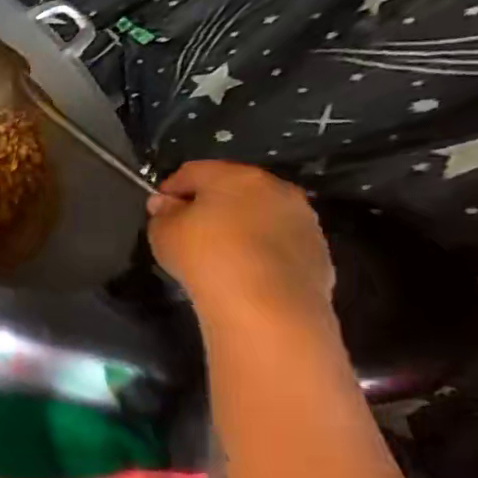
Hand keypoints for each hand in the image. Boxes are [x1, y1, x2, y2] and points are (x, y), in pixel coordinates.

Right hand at [145, 161, 334, 315]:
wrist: (266, 306)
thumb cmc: (206, 258)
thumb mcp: (163, 234)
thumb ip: (163, 214)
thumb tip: (165, 203)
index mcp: (235, 177)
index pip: (194, 171)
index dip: (172, 187)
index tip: (159, 208)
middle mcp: (276, 189)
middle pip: (235, 189)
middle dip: (211, 204)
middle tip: (189, 229)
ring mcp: (304, 220)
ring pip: (263, 215)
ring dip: (241, 227)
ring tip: (220, 254)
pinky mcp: (318, 252)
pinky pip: (280, 244)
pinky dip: (262, 251)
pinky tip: (246, 273)